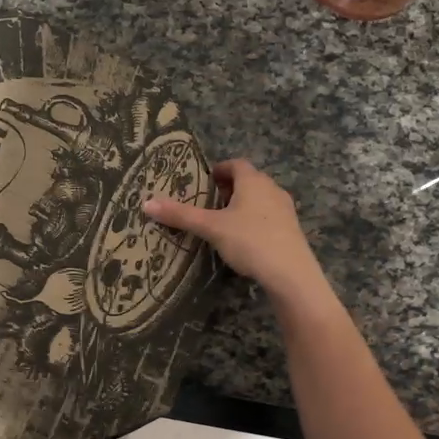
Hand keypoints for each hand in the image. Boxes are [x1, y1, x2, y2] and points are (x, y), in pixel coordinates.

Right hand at [144, 158, 331, 307]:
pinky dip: (255, 220)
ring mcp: (285, 210)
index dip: (219, 169)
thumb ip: (180, 215)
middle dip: (229, 188)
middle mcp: (272, 189)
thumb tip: (146, 203)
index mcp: (253, 181)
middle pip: (249, 180)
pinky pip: (269, 216)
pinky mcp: (292, 230)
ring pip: (261, 199)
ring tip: (224, 221)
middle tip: (210, 202)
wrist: (291, 274)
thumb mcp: (211, 228)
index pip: (236, 164)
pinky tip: (244, 240)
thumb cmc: (250, 241)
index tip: (205, 181)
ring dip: (243, 205)